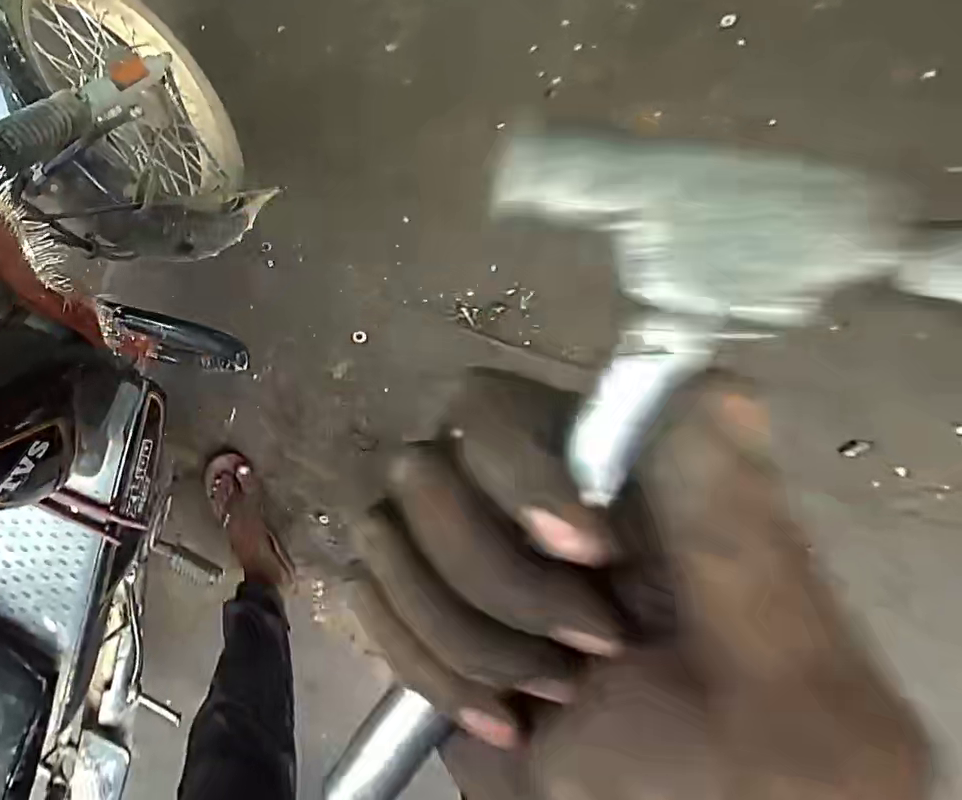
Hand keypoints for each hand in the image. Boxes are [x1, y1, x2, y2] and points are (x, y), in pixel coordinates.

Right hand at [352, 369, 928, 799]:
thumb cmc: (734, 792)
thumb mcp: (783, 685)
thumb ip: (738, 537)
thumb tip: (706, 382)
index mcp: (596, 488)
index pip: (491, 404)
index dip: (514, 464)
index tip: (584, 553)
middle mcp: (500, 498)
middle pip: (419, 466)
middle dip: (489, 574)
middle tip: (581, 655)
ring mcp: (436, 547)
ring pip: (377, 527)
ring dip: (455, 629)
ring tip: (541, 697)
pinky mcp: (395, 599)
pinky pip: (358, 591)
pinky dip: (420, 661)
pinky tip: (494, 718)